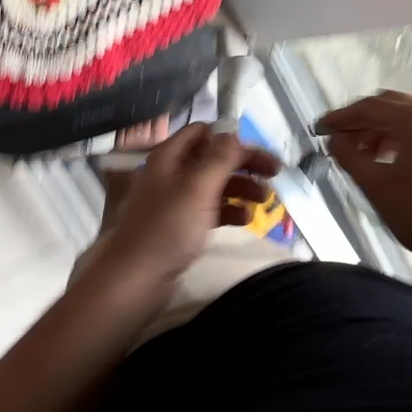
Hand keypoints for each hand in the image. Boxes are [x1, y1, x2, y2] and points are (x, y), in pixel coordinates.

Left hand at [77, 124, 280, 294]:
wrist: (136, 278)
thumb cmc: (167, 228)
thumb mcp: (196, 188)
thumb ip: (218, 158)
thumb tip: (233, 133)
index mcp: (169, 156)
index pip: (203, 132)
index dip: (231, 138)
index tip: (258, 152)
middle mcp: (171, 173)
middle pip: (212, 158)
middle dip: (243, 164)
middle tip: (274, 173)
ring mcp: (175, 201)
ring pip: (214, 185)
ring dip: (241, 187)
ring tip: (266, 199)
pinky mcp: (180, 225)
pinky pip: (210, 209)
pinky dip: (229, 210)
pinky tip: (246, 220)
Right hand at [317, 91, 411, 268]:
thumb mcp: (376, 186)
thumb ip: (349, 157)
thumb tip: (336, 141)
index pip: (369, 107)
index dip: (340, 117)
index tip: (319, 129)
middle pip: (392, 106)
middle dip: (363, 120)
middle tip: (342, 140)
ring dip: (383, 130)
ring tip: (366, 156)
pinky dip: (405, 140)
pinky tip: (395, 165)